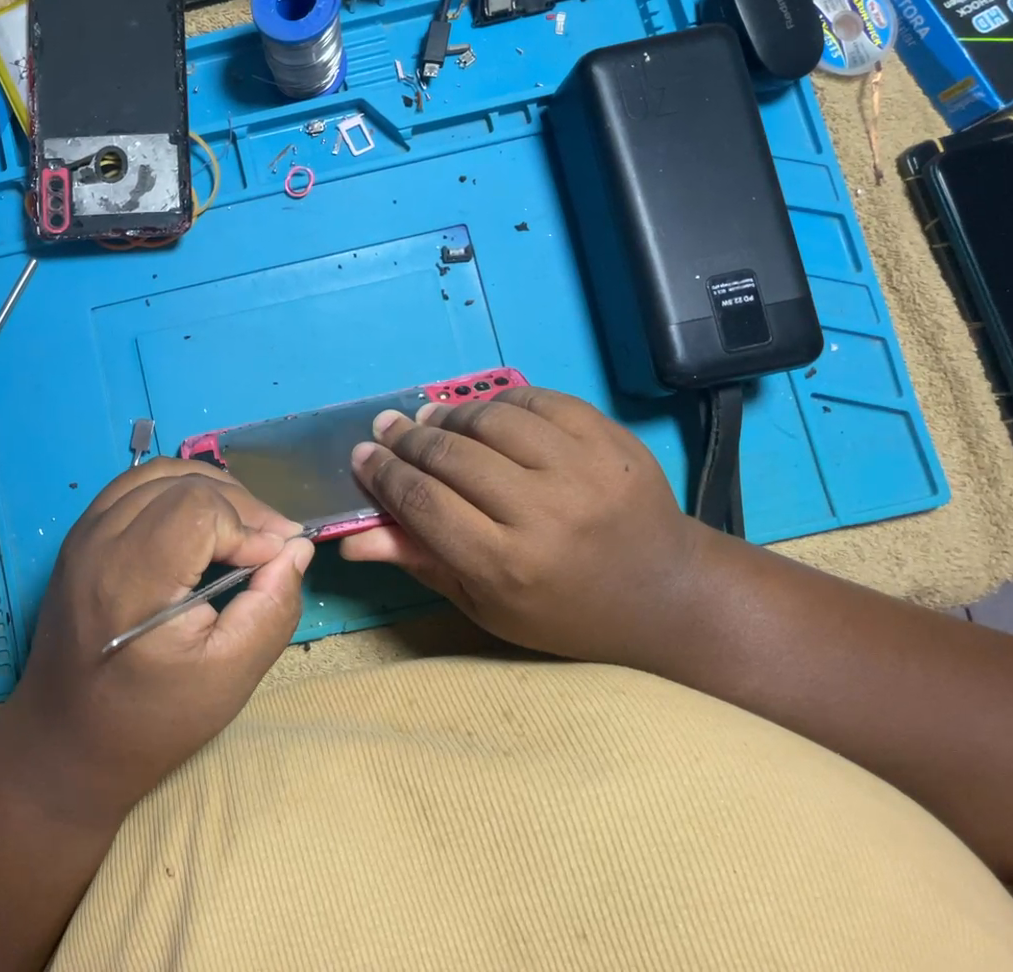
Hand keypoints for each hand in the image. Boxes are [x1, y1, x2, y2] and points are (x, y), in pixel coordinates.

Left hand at [4, 458, 313, 820]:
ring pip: (157, 473)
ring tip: (240, 531)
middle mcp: (98, 541)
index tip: (270, 564)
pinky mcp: (78, 539)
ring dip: (209, 491)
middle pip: (182, 481)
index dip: (248, 525)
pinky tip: (199, 528)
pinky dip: (175, 493)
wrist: (66, 743)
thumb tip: (296, 548)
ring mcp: (82, 535)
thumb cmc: (150, 720)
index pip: (200, 505)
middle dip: (238, 505)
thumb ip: (272, 606)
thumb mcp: (229, 676)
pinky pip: (133, 487)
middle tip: (269, 545)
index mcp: (131, 577)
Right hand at [341, 386, 708, 666]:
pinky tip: (485, 414)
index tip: (363, 455)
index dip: (383, 473)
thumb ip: (419, 560)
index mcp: (506, 564)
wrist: (663, 595)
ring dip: (449, 415)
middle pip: (450, 456)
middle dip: (407, 439)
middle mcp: (544, 513)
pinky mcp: (610, 440)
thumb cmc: (560, 612)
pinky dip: (500, 402)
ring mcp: (583, 470)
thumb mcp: (483, 603)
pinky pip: (538, 401)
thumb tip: (348, 539)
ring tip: (431, 420)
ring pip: (490, 420)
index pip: (422, 501)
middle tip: (387, 430)